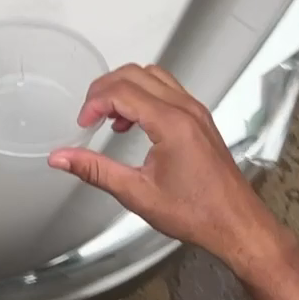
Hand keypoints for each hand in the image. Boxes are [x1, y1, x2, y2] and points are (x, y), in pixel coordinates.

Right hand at [49, 64, 296, 281]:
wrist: (237, 225)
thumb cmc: (196, 213)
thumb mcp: (136, 194)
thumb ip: (94, 170)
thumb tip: (61, 158)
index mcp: (172, 124)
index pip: (122, 91)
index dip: (94, 103)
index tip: (82, 124)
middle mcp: (186, 109)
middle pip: (134, 74)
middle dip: (104, 89)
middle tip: (89, 115)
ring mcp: (195, 111)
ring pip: (151, 75)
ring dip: (124, 88)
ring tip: (108, 117)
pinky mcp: (199, 118)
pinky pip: (165, 88)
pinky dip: (142, 94)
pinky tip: (132, 123)